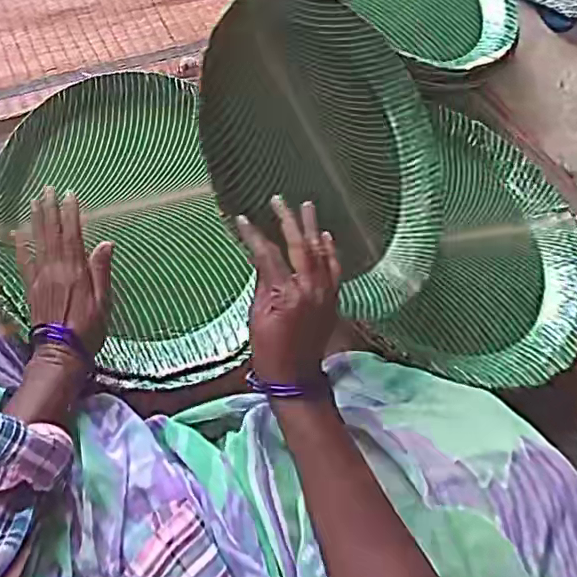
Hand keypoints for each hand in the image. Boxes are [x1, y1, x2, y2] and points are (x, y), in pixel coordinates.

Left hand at [16, 187, 115, 359]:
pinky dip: (20, 245)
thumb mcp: (103, 302)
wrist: (60, 353)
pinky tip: (17, 232)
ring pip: (37, 242)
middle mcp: (55, 269)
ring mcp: (40, 277)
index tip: (69, 194)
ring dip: (36, 220)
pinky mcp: (30, 288)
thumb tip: (106, 243)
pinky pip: (24, 262)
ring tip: (34, 201)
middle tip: (47, 189)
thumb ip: (101, 271)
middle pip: (52, 233)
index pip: (73, 235)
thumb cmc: (87, 330)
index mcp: (76, 271)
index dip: (71, 213)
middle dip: (50, 209)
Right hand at [236, 196, 340, 386]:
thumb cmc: (268, 347)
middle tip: (278, 201)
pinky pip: (333, 268)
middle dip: (288, 221)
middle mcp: (310, 288)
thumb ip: (263, 281)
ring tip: (307, 207)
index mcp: (287, 292)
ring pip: (320, 253)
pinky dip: (329, 250)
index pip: (268, 253)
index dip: (254, 235)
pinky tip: (325, 237)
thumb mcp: (256, 312)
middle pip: (300, 246)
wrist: (296, 375)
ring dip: (312, 228)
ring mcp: (326, 292)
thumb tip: (261, 255)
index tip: (242, 219)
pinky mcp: (333, 298)